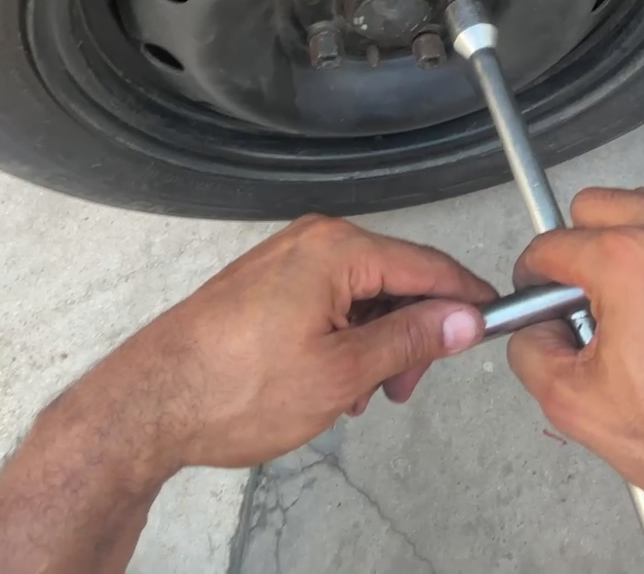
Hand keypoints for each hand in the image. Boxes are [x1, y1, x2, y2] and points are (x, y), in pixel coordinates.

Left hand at [92, 214, 495, 472]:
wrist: (148, 404)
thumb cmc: (239, 387)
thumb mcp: (342, 372)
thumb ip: (412, 339)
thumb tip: (466, 320)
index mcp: (338, 248)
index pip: (426, 264)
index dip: (466, 295)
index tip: (496, 320)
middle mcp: (316, 238)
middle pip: (395, 276)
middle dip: (413, 331)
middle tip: (407, 388)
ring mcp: (289, 256)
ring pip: (363, 292)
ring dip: (378, 340)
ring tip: (361, 394)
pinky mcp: (271, 280)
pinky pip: (331, 297)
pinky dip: (347, 334)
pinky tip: (334, 378)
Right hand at [507, 172, 643, 572]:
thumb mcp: (576, 407)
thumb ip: (530, 349)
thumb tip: (535, 324)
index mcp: (625, 263)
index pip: (551, 244)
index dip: (538, 274)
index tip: (547, 288)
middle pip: (595, 207)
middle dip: (586, 250)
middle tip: (602, 298)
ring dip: (642, 233)